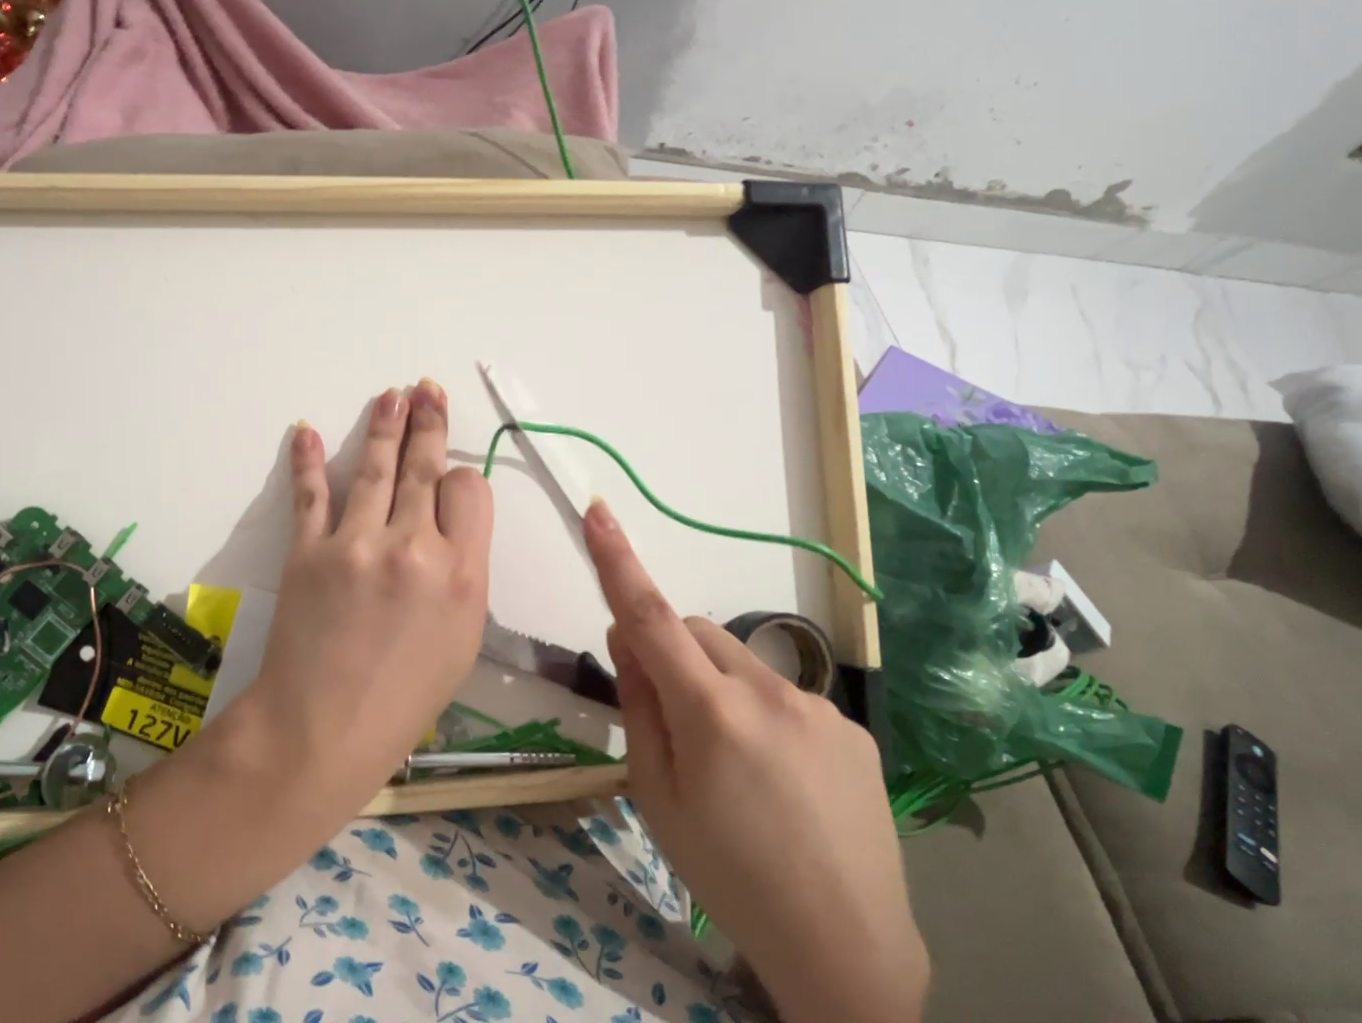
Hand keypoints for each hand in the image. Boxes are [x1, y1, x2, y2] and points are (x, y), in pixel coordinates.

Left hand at [242, 380, 492, 809]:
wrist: (326, 726)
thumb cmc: (407, 697)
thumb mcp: (461, 641)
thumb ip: (463, 576)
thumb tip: (450, 529)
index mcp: (462, 573)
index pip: (468, 491)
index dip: (461, 478)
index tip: (452, 480)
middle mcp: (413, 547)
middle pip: (423, 468)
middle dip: (428, 424)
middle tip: (426, 390)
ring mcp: (356, 544)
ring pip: (374, 470)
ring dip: (383, 427)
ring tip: (391, 396)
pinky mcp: (308, 551)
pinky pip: (310, 496)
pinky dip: (306, 462)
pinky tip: (306, 431)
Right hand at [583, 500, 927, 1022]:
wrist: (844, 941)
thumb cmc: (727, 875)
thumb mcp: (657, 798)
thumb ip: (639, 709)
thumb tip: (624, 640)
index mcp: (711, 712)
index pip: (651, 618)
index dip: (620, 562)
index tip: (599, 511)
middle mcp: (769, 691)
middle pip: (697, 633)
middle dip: (669, 649)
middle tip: (665, 715)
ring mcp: (820, 706)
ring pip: (741, 663)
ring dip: (717, 685)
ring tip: (730, 764)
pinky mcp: (852, 727)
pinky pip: (786, 695)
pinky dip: (761, 712)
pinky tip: (777, 780)